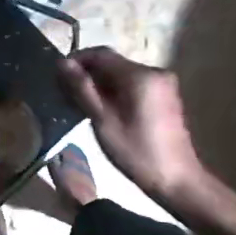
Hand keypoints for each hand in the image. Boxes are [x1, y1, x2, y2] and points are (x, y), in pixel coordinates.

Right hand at [57, 47, 205, 200]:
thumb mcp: (104, 122)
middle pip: (113, 63)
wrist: (177, 180)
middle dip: (88, 74)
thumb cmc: (137, 153)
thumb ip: (83, 89)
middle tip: (65, 92)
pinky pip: (135, 85)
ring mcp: (163, 83)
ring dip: (101, 84)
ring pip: (123, 74)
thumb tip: (63, 63)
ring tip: (80, 103)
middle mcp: (155, 71)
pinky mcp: (166, 96)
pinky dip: (117, 91)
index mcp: (141, 75)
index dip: (77, 60)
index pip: (102, 54)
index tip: (58, 75)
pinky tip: (104, 110)